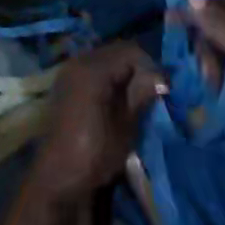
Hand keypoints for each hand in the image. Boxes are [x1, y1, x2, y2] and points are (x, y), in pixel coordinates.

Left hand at [29, 41, 166, 201]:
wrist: (59, 173)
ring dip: (123, 71)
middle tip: (154, 90)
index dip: (151, 66)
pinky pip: (92, 67)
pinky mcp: (66, 82)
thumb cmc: (95, 151)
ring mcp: (69, 70)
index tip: (165, 87)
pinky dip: (108, 76)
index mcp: (93, 68)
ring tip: (138, 94)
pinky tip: (117, 96)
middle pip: (115, 50)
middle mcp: (79, 61)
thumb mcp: (125, 126)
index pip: (129, 52)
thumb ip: (141, 96)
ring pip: (104, 58)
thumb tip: (160, 78)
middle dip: (137, 66)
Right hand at [180, 0, 224, 181]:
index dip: (200, 6)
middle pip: (220, 24)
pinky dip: (217, 77)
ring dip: (210, 62)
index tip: (172, 18)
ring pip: (220, 49)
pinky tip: (214, 88)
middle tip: (203, 65)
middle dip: (205, 40)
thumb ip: (220, 24)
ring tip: (211, 82)